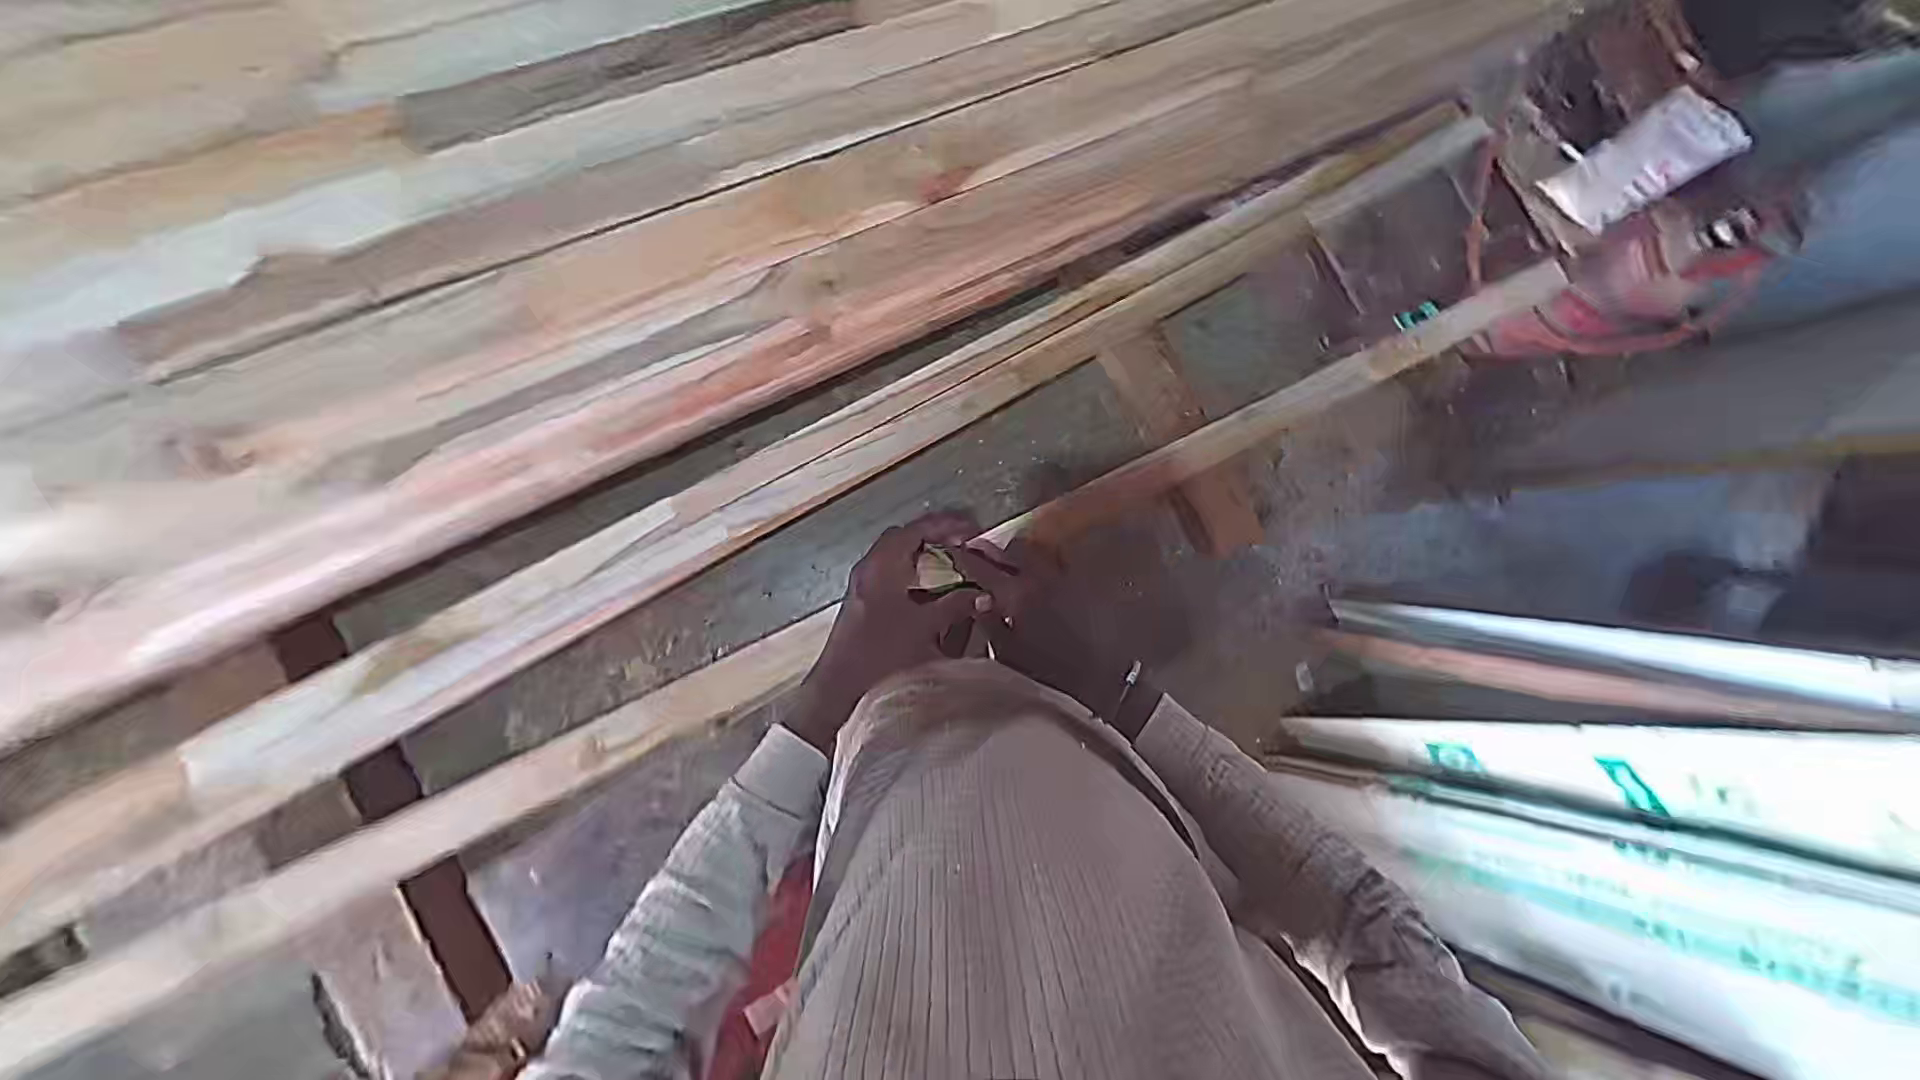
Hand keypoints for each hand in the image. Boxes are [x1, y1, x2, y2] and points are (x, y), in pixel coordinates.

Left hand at [785, 513, 990, 752]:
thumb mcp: (924, 628)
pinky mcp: (864, 602)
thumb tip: (984, 594)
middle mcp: (869, 569)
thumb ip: (955, 606)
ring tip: (953, 562)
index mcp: (881, 566)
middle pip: (905, 538)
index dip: (946, 525)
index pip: (916, 529)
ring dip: (924, 555)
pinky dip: (914, 573)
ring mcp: (864, 585)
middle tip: (964, 542)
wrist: (840, 687)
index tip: (972, 529)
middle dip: (936, 536)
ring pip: (897, 557)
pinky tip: (932, 589)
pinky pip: (893, 574)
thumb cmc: (880, 655)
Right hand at [948, 538, 1138, 722]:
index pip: (982, 568)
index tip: (952, 551)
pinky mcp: (1078, 584)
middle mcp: (1038, 578)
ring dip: (1016, 552)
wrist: (1099, 679)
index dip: (964, 557)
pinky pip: (1053, 562)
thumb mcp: (1008, 653)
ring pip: (1034, 551)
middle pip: (1010, 549)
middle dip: (991, 549)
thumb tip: (977, 598)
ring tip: (1005, 561)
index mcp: (1015, 595)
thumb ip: (989, 623)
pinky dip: (1039, 562)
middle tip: (976, 551)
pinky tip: (1033, 575)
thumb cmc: (1047, 672)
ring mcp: (1061, 578)